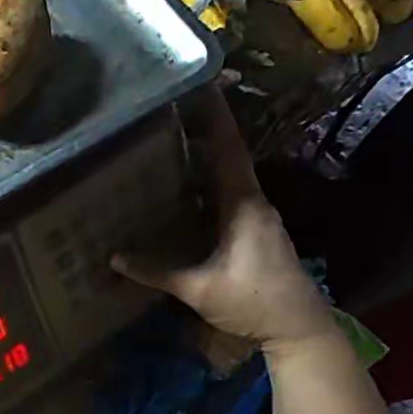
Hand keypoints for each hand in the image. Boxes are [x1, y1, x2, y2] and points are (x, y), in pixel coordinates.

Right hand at [113, 88, 336, 353]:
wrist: (297, 326)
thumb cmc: (253, 300)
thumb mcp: (199, 288)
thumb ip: (157, 271)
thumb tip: (115, 258)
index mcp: (244, 206)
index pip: (228, 151)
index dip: (215, 118)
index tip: (200, 87)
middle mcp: (253, 204)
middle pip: (225, 160)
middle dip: (199, 137)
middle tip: (165, 119)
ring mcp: (256, 219)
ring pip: (225, 182)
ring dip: (200, 166)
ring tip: (165, 153)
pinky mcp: (253, 235)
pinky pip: (225, 202)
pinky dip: (203, 192)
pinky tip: (180, 198)